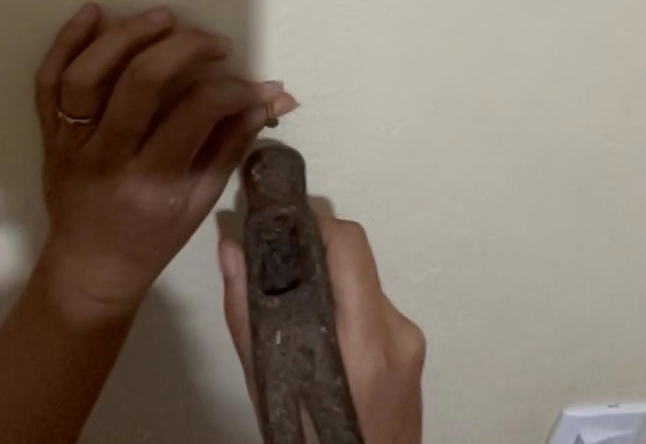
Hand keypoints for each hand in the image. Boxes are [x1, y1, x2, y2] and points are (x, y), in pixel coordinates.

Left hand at [33, 4, 296, 318]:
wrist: (90, 266)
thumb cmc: (153, 237)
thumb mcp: (202, 200)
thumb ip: (234, 143)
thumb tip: (271, 95)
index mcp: (151, 182)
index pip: (194, 115)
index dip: (231, 90)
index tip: (252, 84)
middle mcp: (106, 158)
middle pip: (140, 83)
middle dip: (183, 49)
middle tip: (213, 42)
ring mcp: (70, 142)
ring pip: (88, 75)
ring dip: (127, 35)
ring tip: (164, 17)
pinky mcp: (49, 132)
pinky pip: (47, 81)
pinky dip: (66, 41)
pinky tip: (93, 12)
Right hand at [219, 216, 425, 443]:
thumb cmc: (308, 440)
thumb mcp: (266, 382)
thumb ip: (245, 311)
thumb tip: (231, 248)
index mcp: (365, 341)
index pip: (350, 245)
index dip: (315, 224)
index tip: (282, 224)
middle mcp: (397, 332)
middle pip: (357, 258)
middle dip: (317, 250)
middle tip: (280, 256)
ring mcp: (411, 341)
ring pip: (363, 282)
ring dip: (331, 280)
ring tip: (297, 302)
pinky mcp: (414, 350)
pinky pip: (374, 307)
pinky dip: (347, 305)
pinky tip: (322, 330)